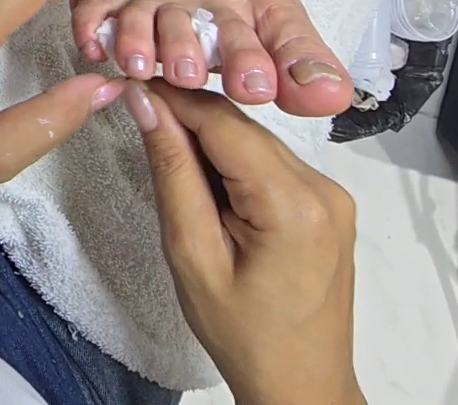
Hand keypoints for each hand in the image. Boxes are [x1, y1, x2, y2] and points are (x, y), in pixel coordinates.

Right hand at [126, 81, 362, 404]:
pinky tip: (202, 177)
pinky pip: (266, 158)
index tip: (127, 83)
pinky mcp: (326, 201)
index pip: (221, 120)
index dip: (171, 95)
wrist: (300, 385)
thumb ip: (170, 167)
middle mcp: (323, 186)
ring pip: (251, 137)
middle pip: (239, 125)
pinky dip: (227, 156)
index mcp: (293, 203)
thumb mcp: (190, 249)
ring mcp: (330, 193)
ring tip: (164, 149)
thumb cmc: (240, 330)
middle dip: (185, 114)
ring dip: (204, 135)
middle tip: (136, 114)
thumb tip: (144, 100)